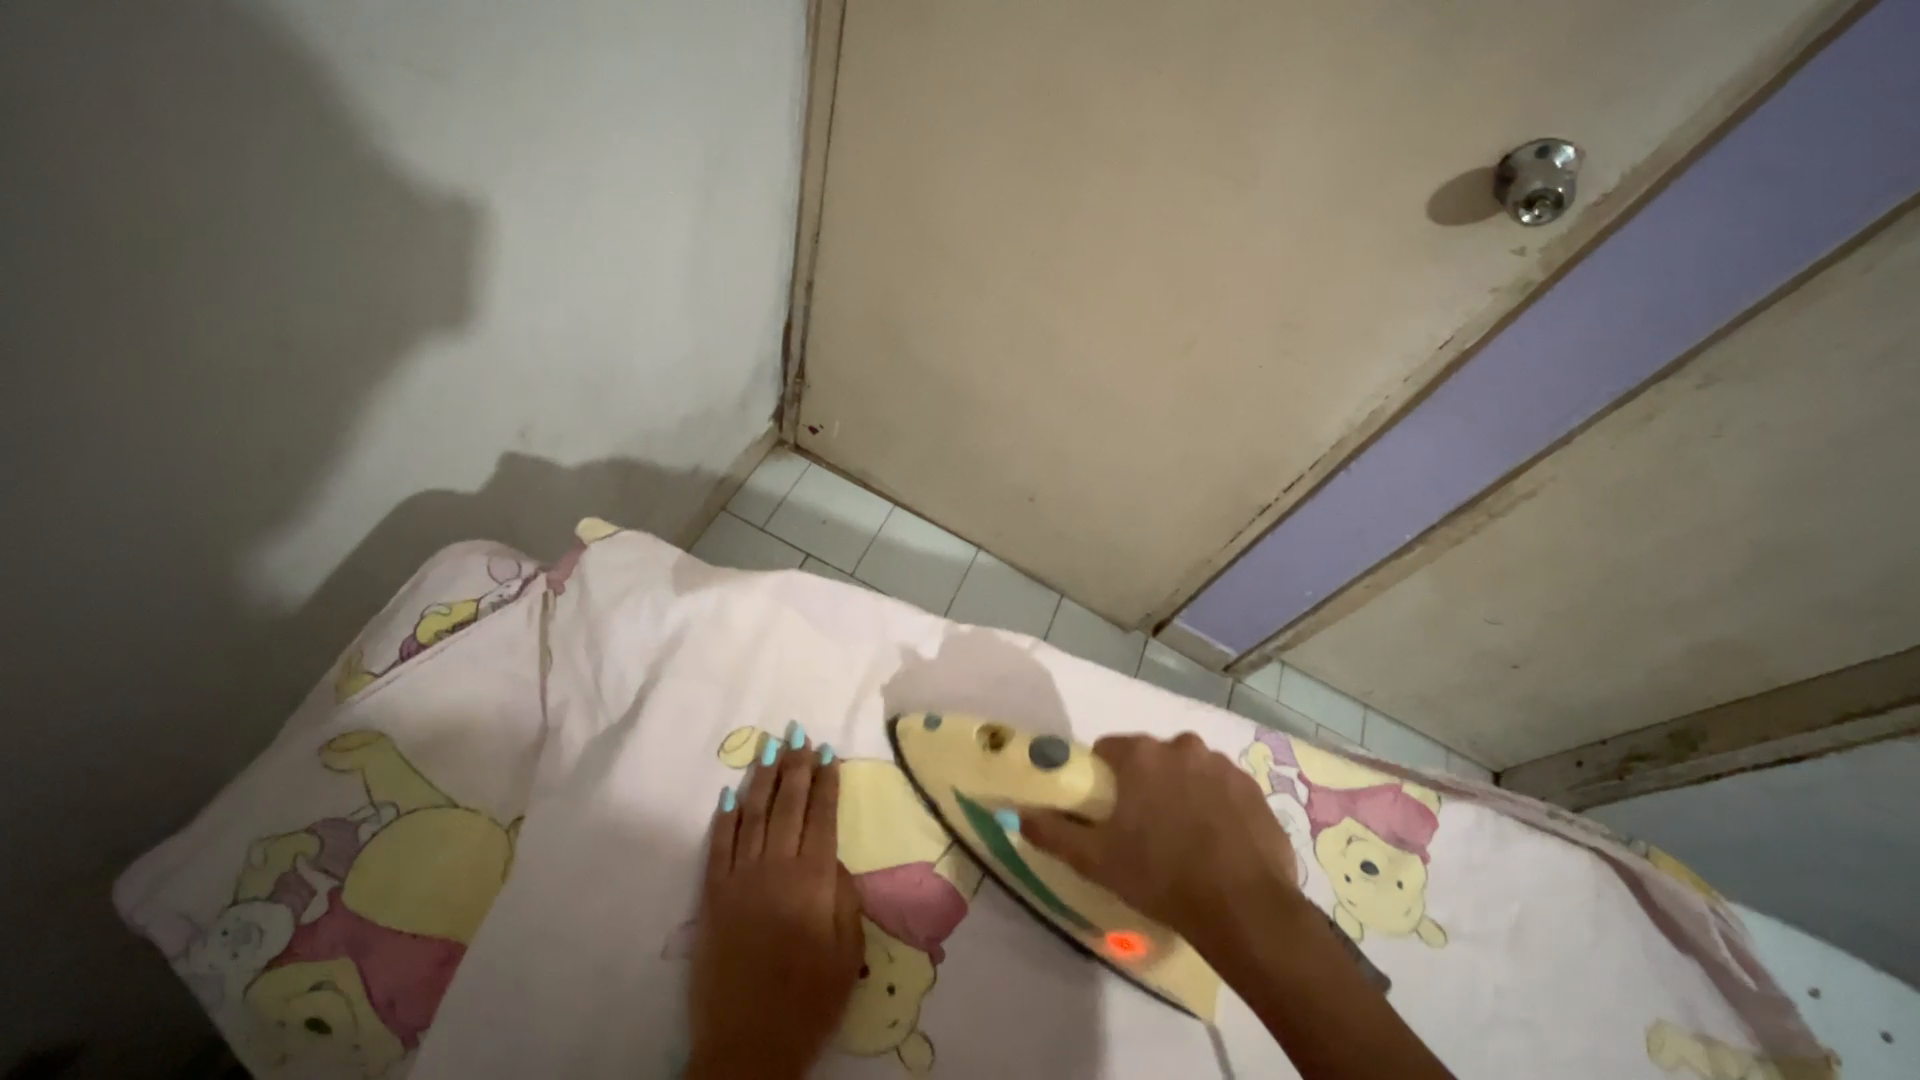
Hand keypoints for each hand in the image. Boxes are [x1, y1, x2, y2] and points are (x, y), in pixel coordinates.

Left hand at [686, 732, 862, 1079]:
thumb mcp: (848, 952)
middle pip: (788, 807)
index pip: (821, 817)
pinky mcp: (711, 897)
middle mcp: (775, 869)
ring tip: (771, 752)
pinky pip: (718, 846)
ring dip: (763, 781)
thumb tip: (834, 860)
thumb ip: (845, 898)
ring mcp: (739, 880)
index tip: (828, 753)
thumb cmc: (810, 1001)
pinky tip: (730, 796)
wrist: (748, 1044)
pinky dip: (725, 818)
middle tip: (800, 737)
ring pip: (752, 816)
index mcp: (814, 881)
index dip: (826, 783)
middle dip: (796, 769)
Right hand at [1022, 733, 1301, 951]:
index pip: (1108, 749)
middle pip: (1152, 758)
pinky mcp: (1256, 790)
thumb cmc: (1160, 876)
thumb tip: (1021, 815)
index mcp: (1142, 756)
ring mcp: (1225, 766)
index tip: (1103, 809)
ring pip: (1190, 772)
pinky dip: (1215, 807)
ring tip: (1181, 840)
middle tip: (1140, 829)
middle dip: (1144, 784)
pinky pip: (1223, 790)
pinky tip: (1215, 845)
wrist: (1244, 908)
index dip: (1101, 777)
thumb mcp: (1096, 860)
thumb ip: (1053, 832)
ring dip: (1181, 793)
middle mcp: (1184, 747)